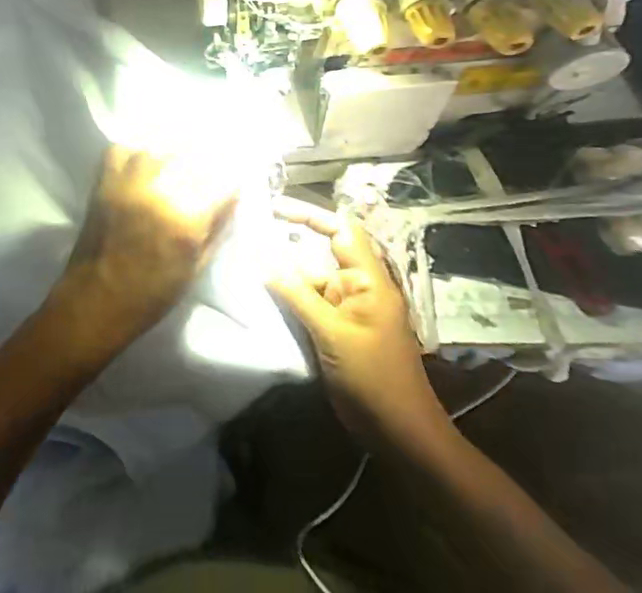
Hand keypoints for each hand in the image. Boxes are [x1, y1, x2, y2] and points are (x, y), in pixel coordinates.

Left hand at [49, 145, 238, 351]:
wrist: (94, 302)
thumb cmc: (150, 297)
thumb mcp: (194, 270)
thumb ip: (216, 231)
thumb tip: (233, 197)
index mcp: (186, 223)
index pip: (221, 183)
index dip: (229, 182)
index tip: (230, 183)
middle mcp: (158, 195)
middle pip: (189, 159)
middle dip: (202, 165)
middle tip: (203, 175)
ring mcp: (127, 186)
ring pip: (155, 151)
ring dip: (168, 156)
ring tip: (173, 167)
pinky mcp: (103, 185)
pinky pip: (118, 152)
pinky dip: (131, 153)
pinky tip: (141, 165)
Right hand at [267, 197, 444, 441]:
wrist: (400, 433)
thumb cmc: (374, 378)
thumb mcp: (332, 333)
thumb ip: (297, 294)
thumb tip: (262, 260)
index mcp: (367, 281)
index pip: (341, 231)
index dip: (310, 214)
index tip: (273, 208)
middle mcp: (356, 288)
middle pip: (318, 255)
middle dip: (284, 247)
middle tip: (244, 238)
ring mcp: (345, 311)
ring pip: (308, 282)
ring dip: (281, 276)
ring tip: (242, 265)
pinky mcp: (334, 331)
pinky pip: (306, 305)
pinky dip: (285, 299)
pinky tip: (258, 296)